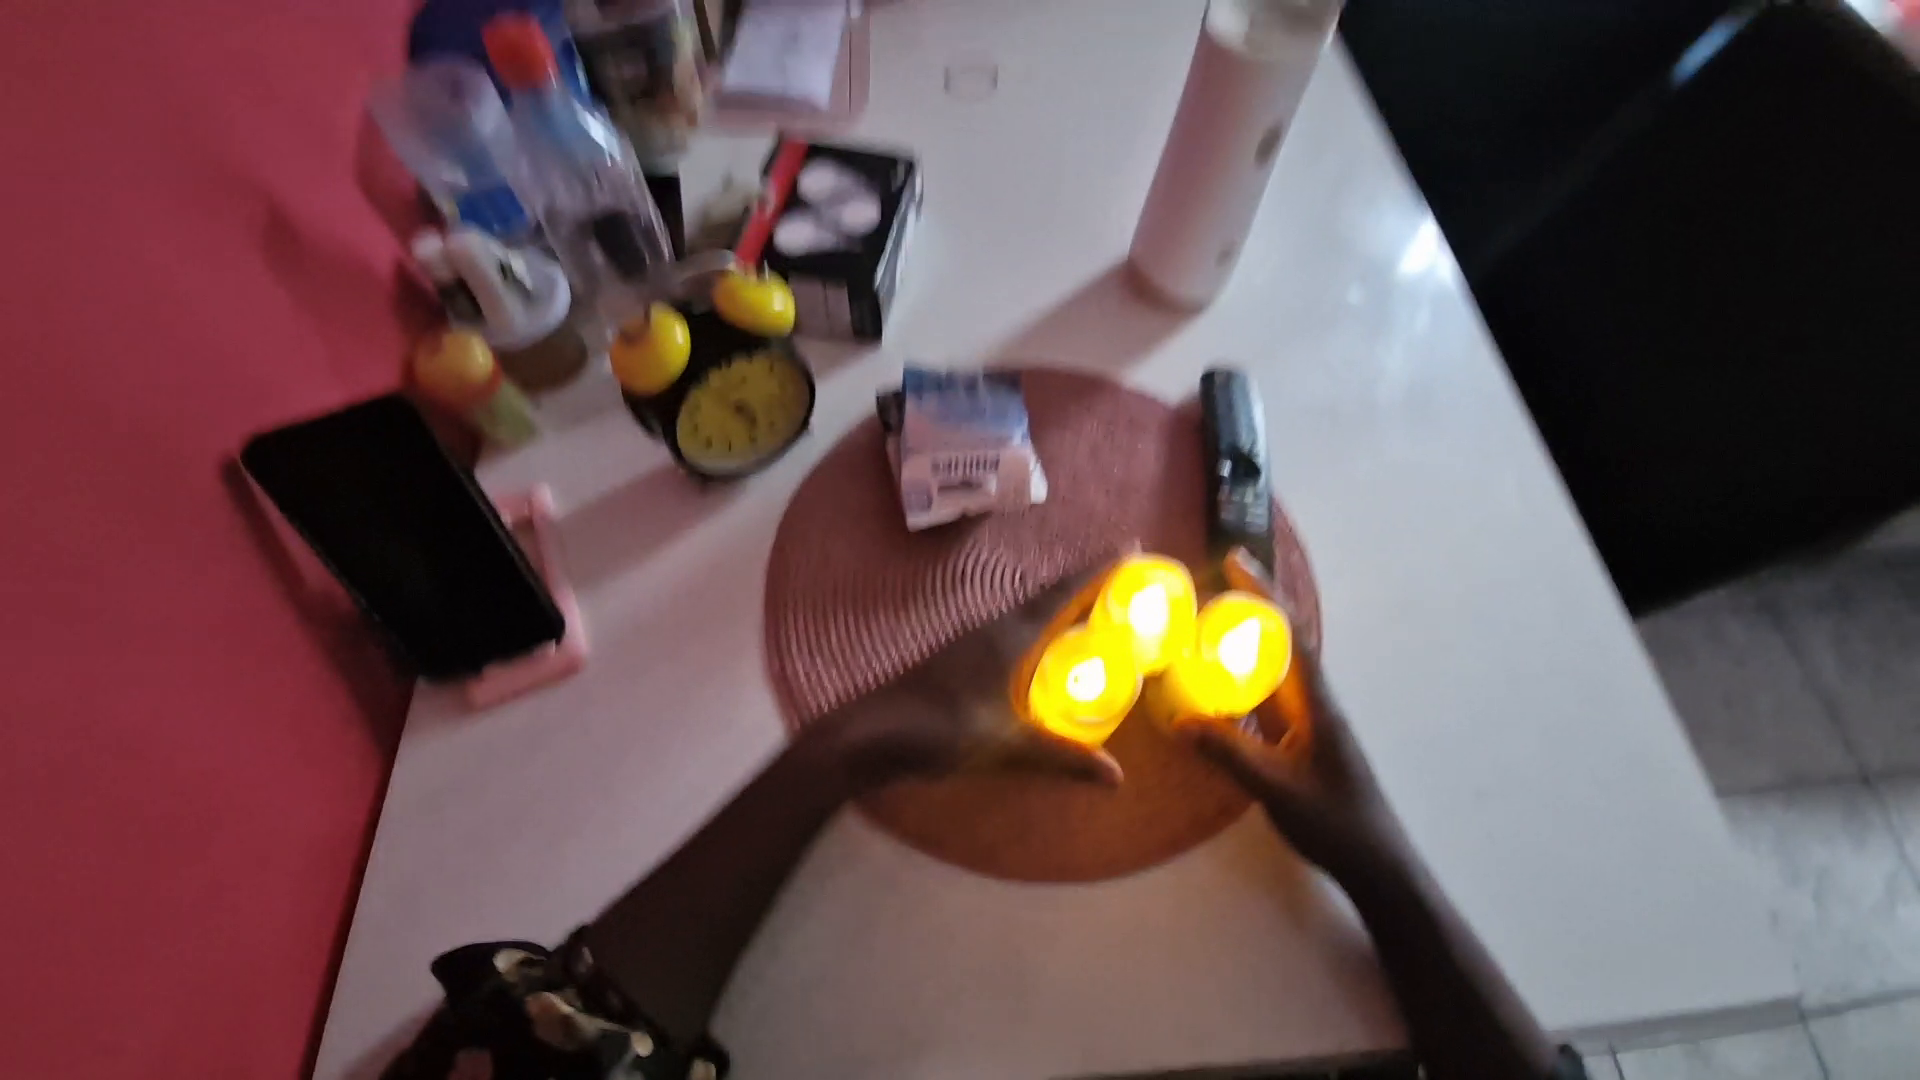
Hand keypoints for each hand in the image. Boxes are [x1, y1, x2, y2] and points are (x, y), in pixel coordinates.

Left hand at [811, 558, 1128, 792]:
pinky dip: (1039, 627)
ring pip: (1029, 611)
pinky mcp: (961, 656)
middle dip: (1086, 584)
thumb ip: (1062, 758)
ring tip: (1093, 610)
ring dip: (1061, 604)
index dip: (1098, 570)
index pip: (1064, 593)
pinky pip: (1013, 629)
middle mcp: (994, 627)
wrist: (873, 731)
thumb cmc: (942, 730)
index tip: (1129, 546)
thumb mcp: (1008, 747)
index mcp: (1011, 636)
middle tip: (1123, 582)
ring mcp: (974, 639)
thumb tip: (1116, 776)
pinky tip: (1044, 648)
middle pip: (1049, 595)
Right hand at [1176, 549, 1408, 878]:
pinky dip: (1239, 672)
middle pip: (1282, 638)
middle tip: (1216, 575)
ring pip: (1273, 663)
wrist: (1376, 864)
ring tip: (1209, 612)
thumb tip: (1177, 719)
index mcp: (1316, 703)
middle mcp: (1311, 701)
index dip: (1263, 597)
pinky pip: (1263, 692)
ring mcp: (1305, 719)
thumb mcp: (1278, 789)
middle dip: (1254, 602)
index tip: (1235, 562)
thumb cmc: (1336, 823)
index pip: (1289, 635)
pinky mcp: (1296, 737)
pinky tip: (1214, 674)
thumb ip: (1230, 754)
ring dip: (1246, 634)